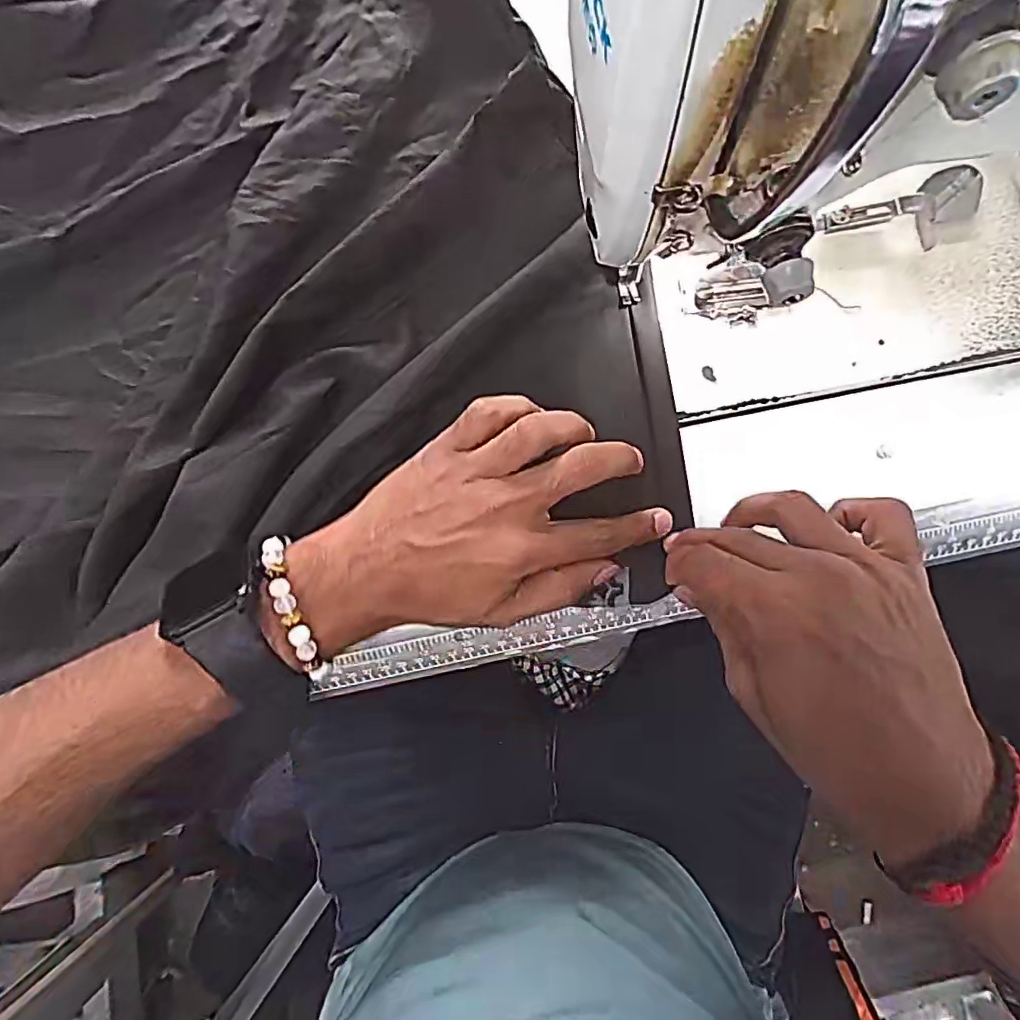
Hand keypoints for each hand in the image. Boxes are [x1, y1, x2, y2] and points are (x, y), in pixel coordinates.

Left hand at [277, 396, 671, 654]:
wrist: (367, 570)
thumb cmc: (425, 591)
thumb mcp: (501, 613)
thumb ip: (558, 591)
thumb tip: (597, 573)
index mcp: (522, 548)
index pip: (598, 533)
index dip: (636, 526)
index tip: (652, 518)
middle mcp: (506, 504)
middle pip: (582, 467)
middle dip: (620, 459)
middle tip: (629, 460)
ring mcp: (477, 471)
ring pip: (541, 430)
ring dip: (573, 426)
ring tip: (584, 432)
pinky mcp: (448, 449)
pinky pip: (488, 412)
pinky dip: (516, 406)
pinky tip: (527, 415)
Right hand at [663, 491, 990, 864]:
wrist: (922, 783)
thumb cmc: (845, 756)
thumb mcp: (754, 695)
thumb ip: (725, 628)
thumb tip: (703, 593)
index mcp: (776, 613)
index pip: (705, 560)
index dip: (680, 563)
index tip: (678, 570)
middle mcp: (821, 579)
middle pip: (739, 535)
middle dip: (704, 544)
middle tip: (696, 559)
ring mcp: (867, 571)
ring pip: (796, 507)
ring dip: (756, 511)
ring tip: (742, 527)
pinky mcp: (906, 575)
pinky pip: (881, 514)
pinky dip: (850, 509)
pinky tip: (830, 526)